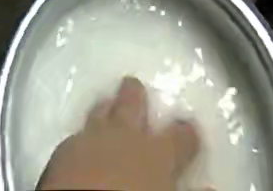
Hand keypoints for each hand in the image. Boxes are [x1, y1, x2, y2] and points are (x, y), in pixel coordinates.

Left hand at [37, 76, 199, 190]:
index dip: (188, 134)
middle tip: (138, 92)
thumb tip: (211, 189)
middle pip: (133, 99)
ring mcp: (90, 138)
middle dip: (137, 95)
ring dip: (107, 110)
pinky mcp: (61, 150)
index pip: (182, 135)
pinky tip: (84, 146)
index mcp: (157, 153)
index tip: (191, 132)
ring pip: (100, 109)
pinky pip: (76, 134)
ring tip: (109, 109)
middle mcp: (124, 135)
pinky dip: (84, 137)